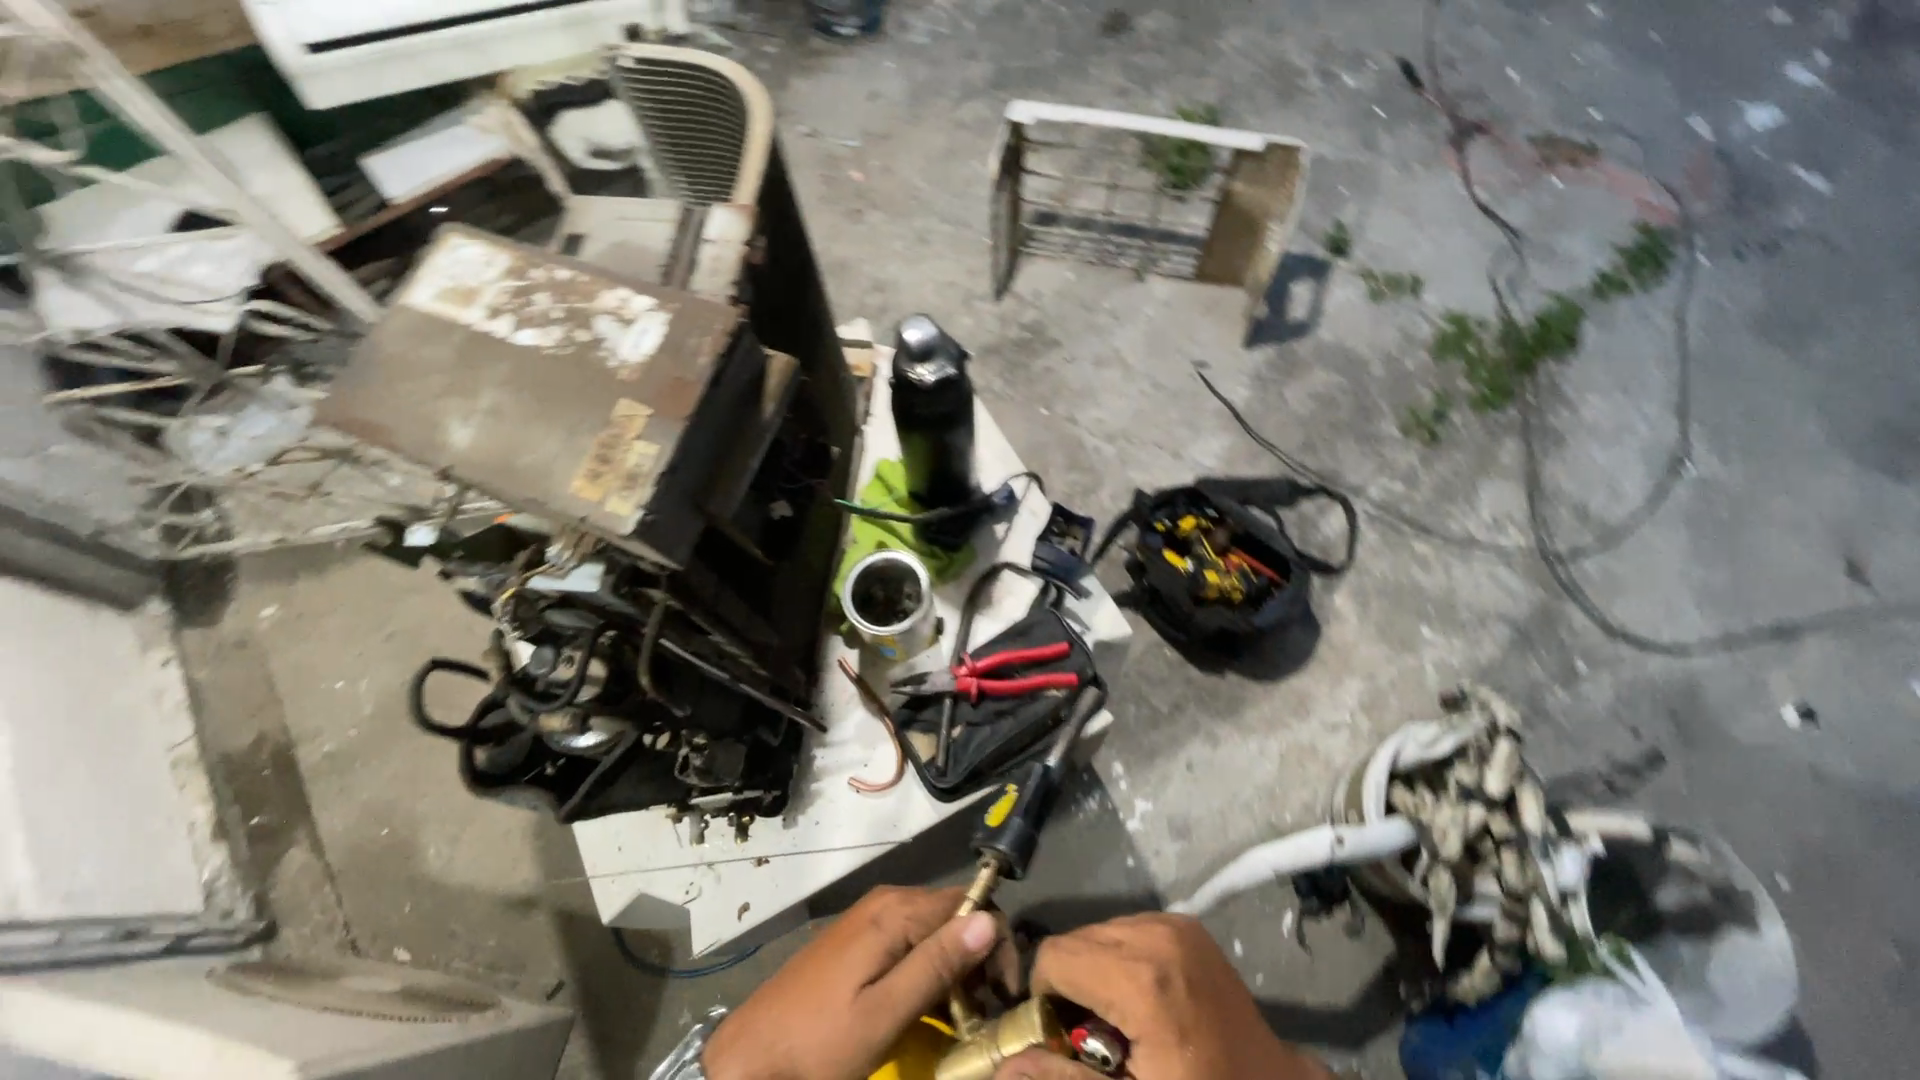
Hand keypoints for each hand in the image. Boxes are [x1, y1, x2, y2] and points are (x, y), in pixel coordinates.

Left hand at [704, 886, 1000, 1079]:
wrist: (751, 1057)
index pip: (972, 905)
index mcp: (896, 912)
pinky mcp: (859, 938)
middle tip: (983, 1012)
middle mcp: (886, 901)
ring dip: (956, 967)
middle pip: (954, 913)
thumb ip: (937, 964)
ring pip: (934, 928)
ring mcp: (869, 918)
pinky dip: (929, 968)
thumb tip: (989, 919)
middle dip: (978, 957)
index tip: (1003, 996)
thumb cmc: (820, 1043)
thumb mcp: (885, 1013)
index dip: (997, 945)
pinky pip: (910, 940)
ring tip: (960, 1016)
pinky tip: (928, 1005)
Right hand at [993, 914, 1333, 1079]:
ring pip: (1095, 934)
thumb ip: (1062, 1079)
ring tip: (1121, 1020)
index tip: (1066, 1040)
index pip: (1054, 957)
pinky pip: (1124, 930)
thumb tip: (1002, 1066)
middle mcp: (1156, 935)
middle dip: (1070, 988)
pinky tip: (1140, 1000)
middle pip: (1073, 943)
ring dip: (1093, 973)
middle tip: (1094, 1039)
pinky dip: (1118, 960)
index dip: (1047, 1000)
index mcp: (1142, 980)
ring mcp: (1174, 924)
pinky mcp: (1185, 924)